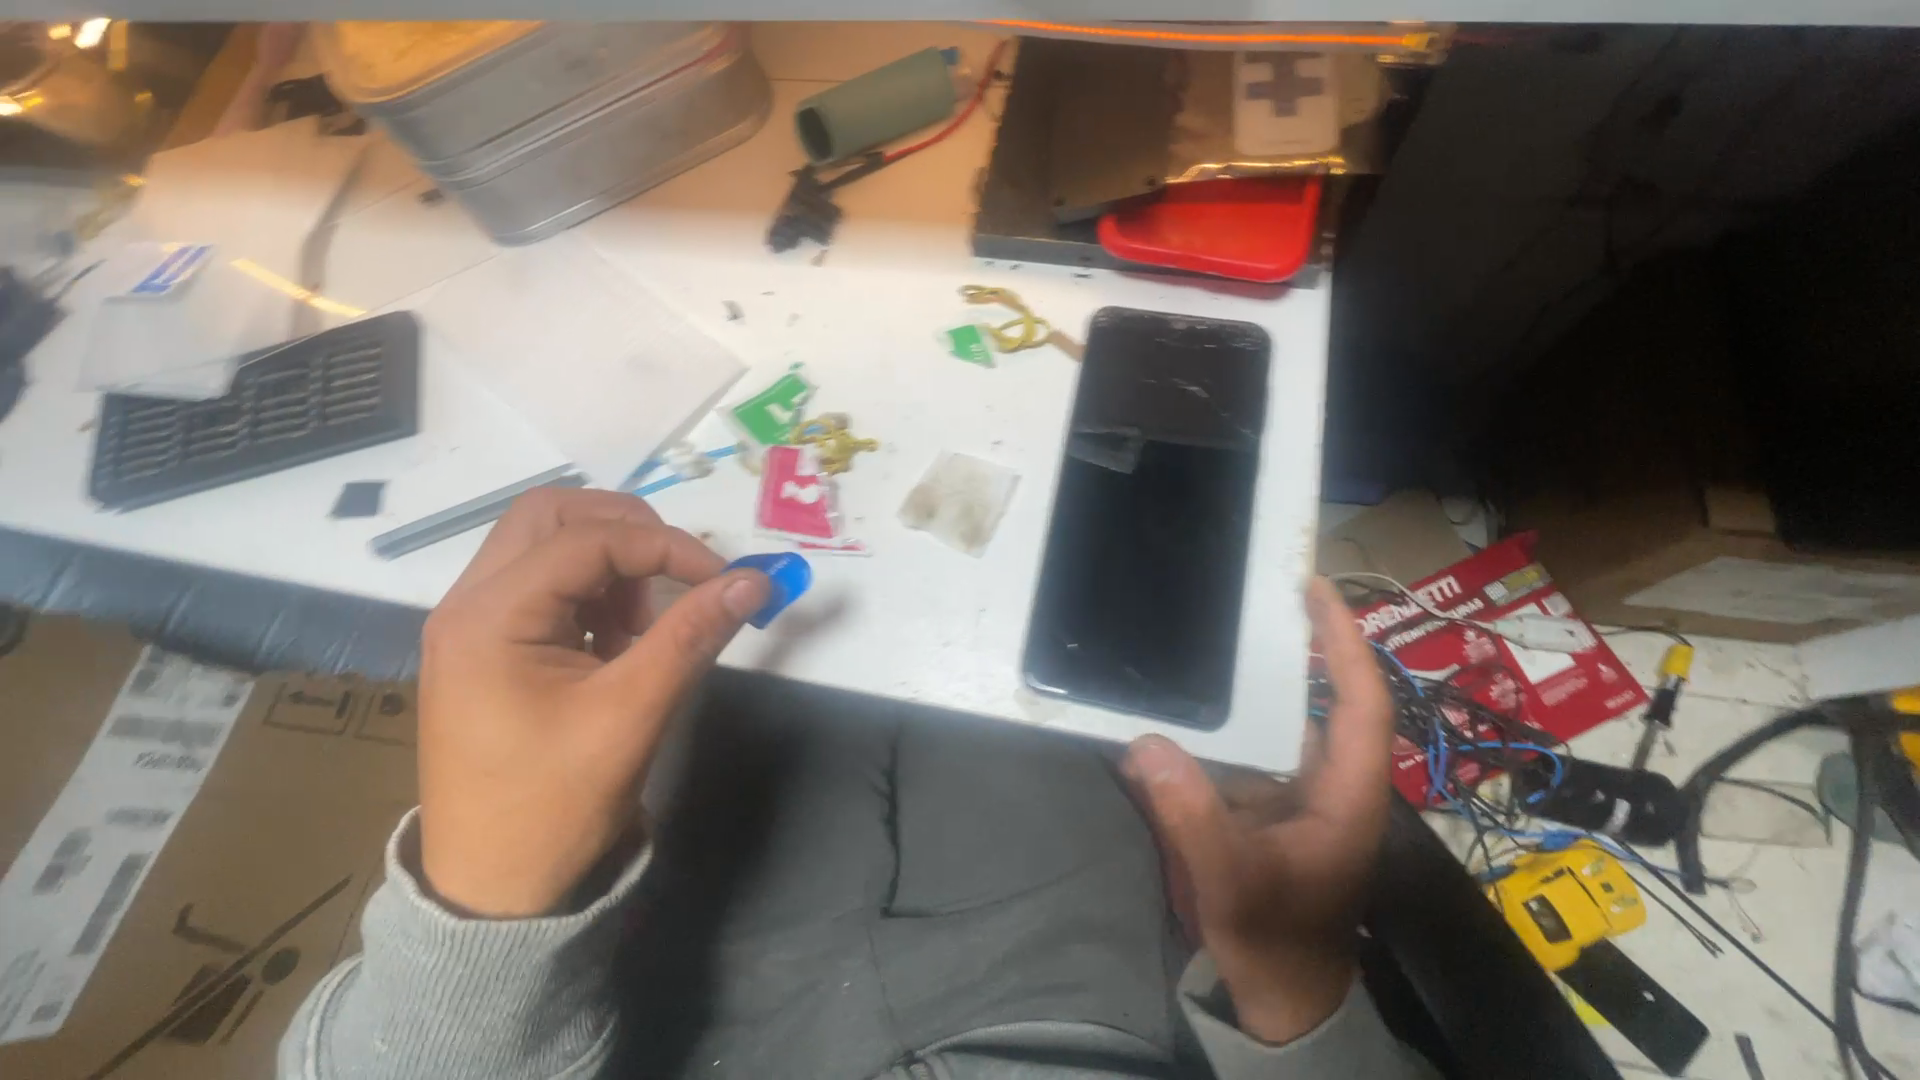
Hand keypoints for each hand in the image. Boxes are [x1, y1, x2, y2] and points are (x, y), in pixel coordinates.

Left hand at [416, 489, 769, 917]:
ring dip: (609, 561)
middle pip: (550, 516)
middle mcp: (469, 604)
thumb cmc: (555, 805)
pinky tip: (620, 641)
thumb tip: (754, 580)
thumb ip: (692, 635)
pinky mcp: (491, 646)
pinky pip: (545, 584)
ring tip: (644, 623)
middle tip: (677, 573)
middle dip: (626, 530)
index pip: (587, 539)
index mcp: (489, 617)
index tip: (723, 579)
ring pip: (545, 544)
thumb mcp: (633, 714)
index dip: (666, 546)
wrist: (495, 890)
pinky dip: (594, 591)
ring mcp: (474, 624)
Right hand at [1123, 577, 1394, 1043]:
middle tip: (1242, 601)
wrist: (1279, 999)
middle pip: (1318, 700)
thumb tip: (1145, 743)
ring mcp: (1293, 797)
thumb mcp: (1232, 882)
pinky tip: (1165, 720)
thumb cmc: (1275, 942)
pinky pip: (1237, 757)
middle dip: (1288, 648)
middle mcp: (1325, 783)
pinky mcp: (1262, 810)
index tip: (1314, 591)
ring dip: (1240, 691)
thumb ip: (1190, 816)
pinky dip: (1207, 735)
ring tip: (1197, 646)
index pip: (1360, 701)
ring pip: (1273, 727)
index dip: (1343, 641)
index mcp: (1345, 793)